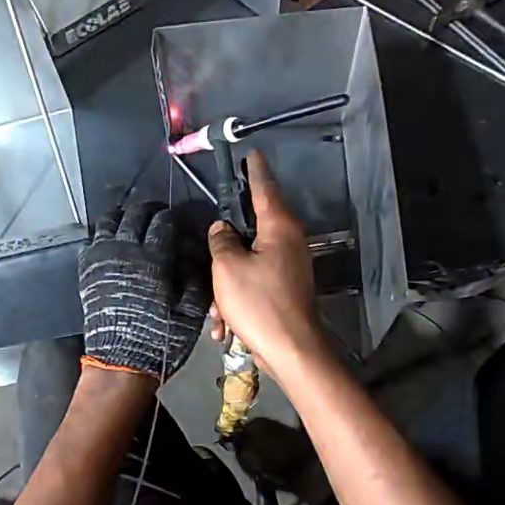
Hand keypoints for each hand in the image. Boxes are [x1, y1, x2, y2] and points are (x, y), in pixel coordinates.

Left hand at [78, 201, 210, 379]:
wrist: (122, 362)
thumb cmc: (161, 337)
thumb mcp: (192, 311)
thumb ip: (197, 277)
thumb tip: (198, 253)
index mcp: (154, 259)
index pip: (164, 222)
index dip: (174, 216)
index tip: (180, 218)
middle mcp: (126, 252)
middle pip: (136, 215)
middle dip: (150, 210)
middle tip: (159, 214)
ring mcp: (103, 260)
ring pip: (110, 221)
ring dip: (124, 216)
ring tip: (134, 220)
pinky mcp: (89, 272)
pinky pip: (93, 240)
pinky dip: (104, 233)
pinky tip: (113, 239)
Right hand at [206, 151, 324, 370]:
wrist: (292, 350)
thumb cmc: (259, 303)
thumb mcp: (228, 268)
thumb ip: (221, 241)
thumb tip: (222, 230)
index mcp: (279, 227)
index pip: (264, 187)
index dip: (254, 170)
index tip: (251, 153)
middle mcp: (289, 241)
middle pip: (253, 226)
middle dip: (227, 245)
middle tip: (212, 244)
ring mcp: (289, 266)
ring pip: (249, 261)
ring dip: (227, 284)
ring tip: (218, 310)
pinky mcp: (285, 289)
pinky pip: (255, 283)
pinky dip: (238, 300)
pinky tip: (226, 326)